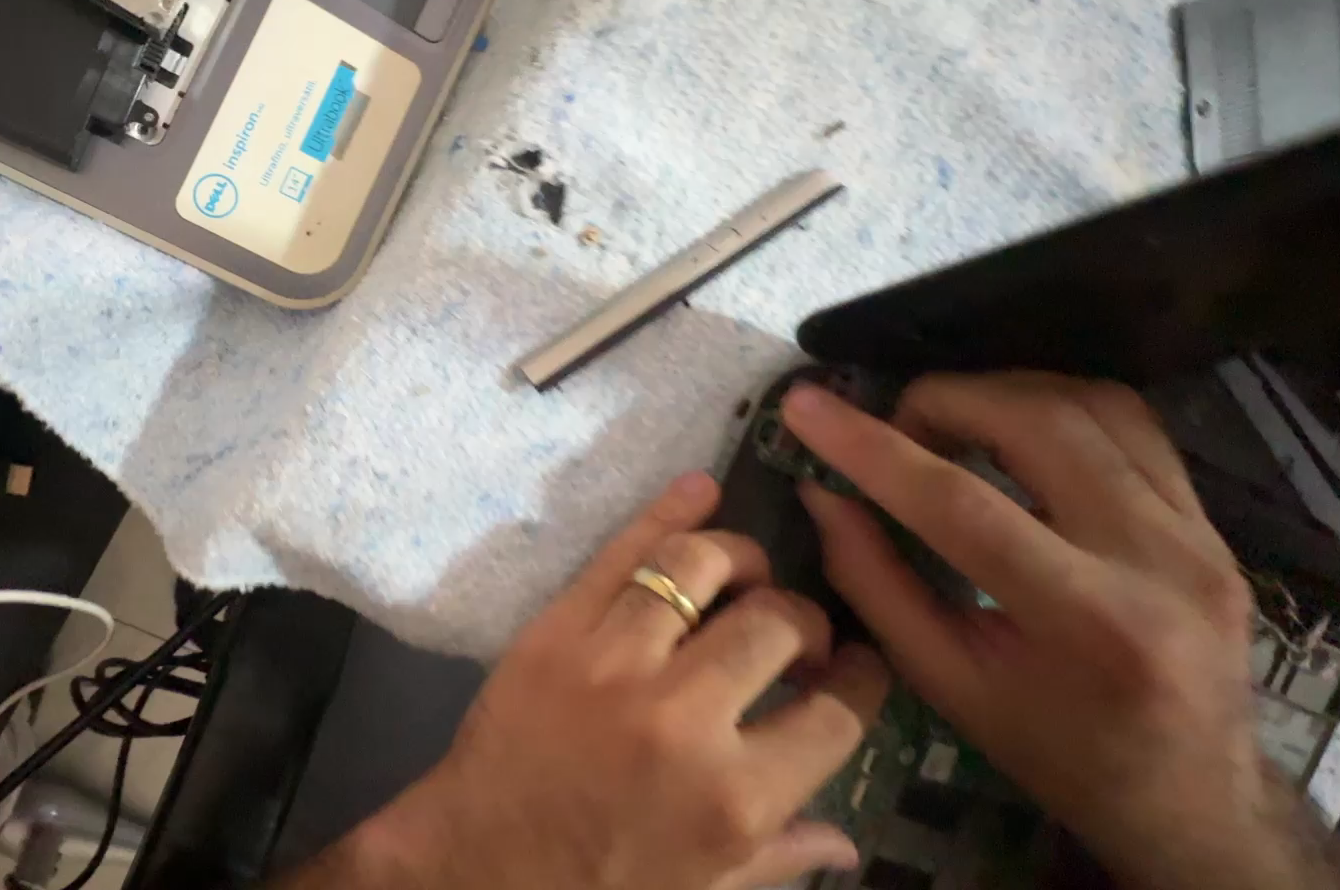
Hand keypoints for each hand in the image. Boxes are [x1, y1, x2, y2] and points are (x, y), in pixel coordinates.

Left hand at [280, 472, 890, 889]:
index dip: (860, 677)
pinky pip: (619, 554)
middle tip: (791, 623)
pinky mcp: (558, 626)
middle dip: (802, 615)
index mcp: (735, 797)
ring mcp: (614, 660)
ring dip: (737, 556)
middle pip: (774, 623)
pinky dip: (665, 513)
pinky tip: (698, 489)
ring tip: (745, 568)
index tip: (857, 661)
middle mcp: (684, 716)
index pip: (834, 714)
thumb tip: (850, 841)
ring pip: (697, 567)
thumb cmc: (596, 881)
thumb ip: (779, 859)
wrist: (478, 857)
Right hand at [782, 372, 1339, 889]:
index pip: (957, 502)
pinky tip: (1001, 432)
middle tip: (890, 433)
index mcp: (1087, 621)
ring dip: (990, 394)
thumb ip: (868, 577)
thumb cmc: (1045, 742)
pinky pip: (1124, 419)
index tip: (803, 406)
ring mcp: (1198, 532)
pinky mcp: (1208, 516)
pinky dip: (1044, 403)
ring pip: (1086, 402)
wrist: (1190, 792)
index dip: (867, 446)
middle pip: (1035, 422)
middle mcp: (1160, 561)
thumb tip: (818, 489)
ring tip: (940, 430)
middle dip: (937, 403)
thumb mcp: (935, 675)